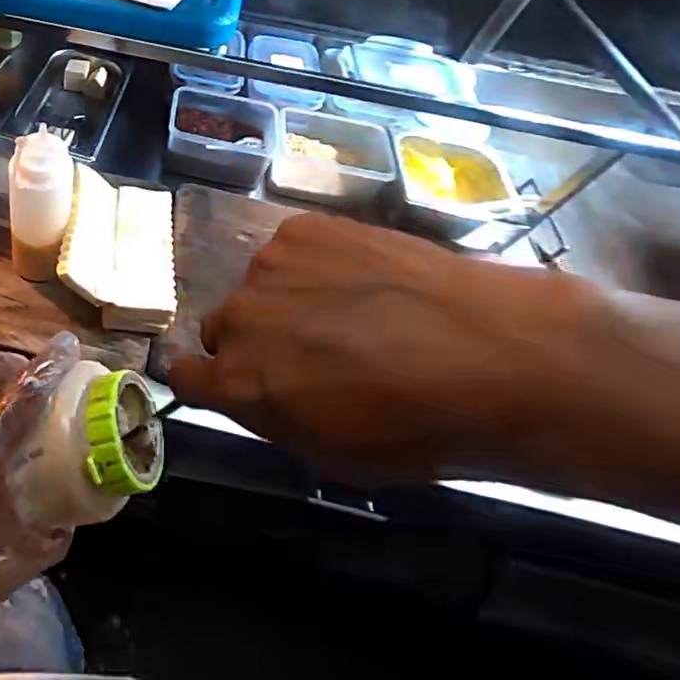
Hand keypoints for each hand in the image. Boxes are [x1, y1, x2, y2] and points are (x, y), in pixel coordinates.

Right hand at [167, 213, 600, 482]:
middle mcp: (239, 316)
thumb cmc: (417, 427)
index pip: (184, 374)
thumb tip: (249, 387)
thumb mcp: (331, 453)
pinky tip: (360, 277)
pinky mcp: (303, 226)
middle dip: (254, 341)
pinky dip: (311, 265)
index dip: (207, 378)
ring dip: (284, 299)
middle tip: (311, 349)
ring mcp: (269, 264)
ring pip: (258, 286)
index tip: (234, 380)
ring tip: (348, 309)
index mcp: (239, 380)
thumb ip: (269, 414)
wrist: (495, 352)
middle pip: (222, 327)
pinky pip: (289, 252)